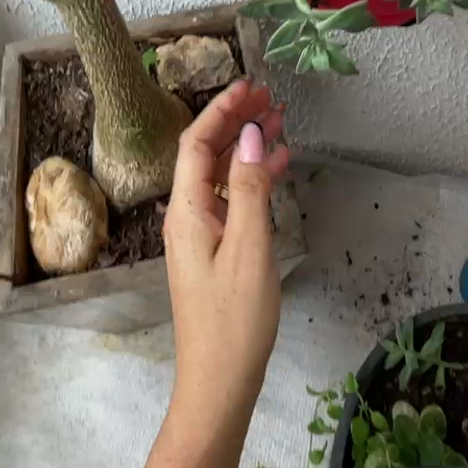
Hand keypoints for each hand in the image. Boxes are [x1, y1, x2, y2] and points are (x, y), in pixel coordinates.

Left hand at [147, 79, 289, 467]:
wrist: (219, 382)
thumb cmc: (233, 320)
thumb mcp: (249, 247)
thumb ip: (248, 187)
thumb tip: (249, 135)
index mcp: (186, 209)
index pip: (197, 142)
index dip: (222, 110)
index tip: (249, 85)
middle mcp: (188, 214)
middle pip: (208, 153)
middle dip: (236, 121)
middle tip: (269, 96)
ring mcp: (201, 231)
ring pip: (223, 173)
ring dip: (248, 145)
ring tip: (280, 120)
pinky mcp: (216, 247)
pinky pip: (233, 198)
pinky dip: (254, 177)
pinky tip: (278, 164)